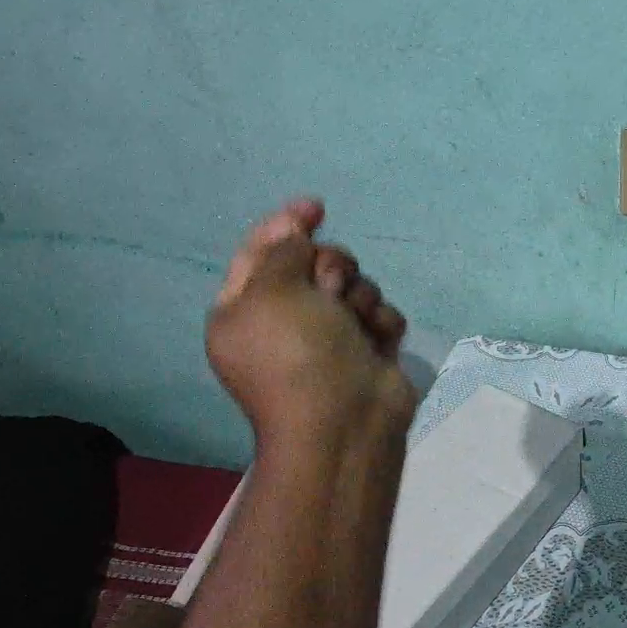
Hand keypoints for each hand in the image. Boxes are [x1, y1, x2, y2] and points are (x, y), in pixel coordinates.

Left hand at [205, 198, 416, 455]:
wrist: (345, 421)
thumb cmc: (297, 354)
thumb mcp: (272, 291)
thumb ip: (283, 250)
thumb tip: (299, 236)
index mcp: (245, 308)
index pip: (261, 250)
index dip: (287, 224)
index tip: (316, 207)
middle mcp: (285, 319)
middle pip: (317, 263)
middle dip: (332, 268)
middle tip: (330, 290)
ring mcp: (329, 336)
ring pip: (356, 286)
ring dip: (361, 297)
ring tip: (357, 323)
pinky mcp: (367, 350)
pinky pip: (381, 316)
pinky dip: (381, 324)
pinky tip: (378, 342)